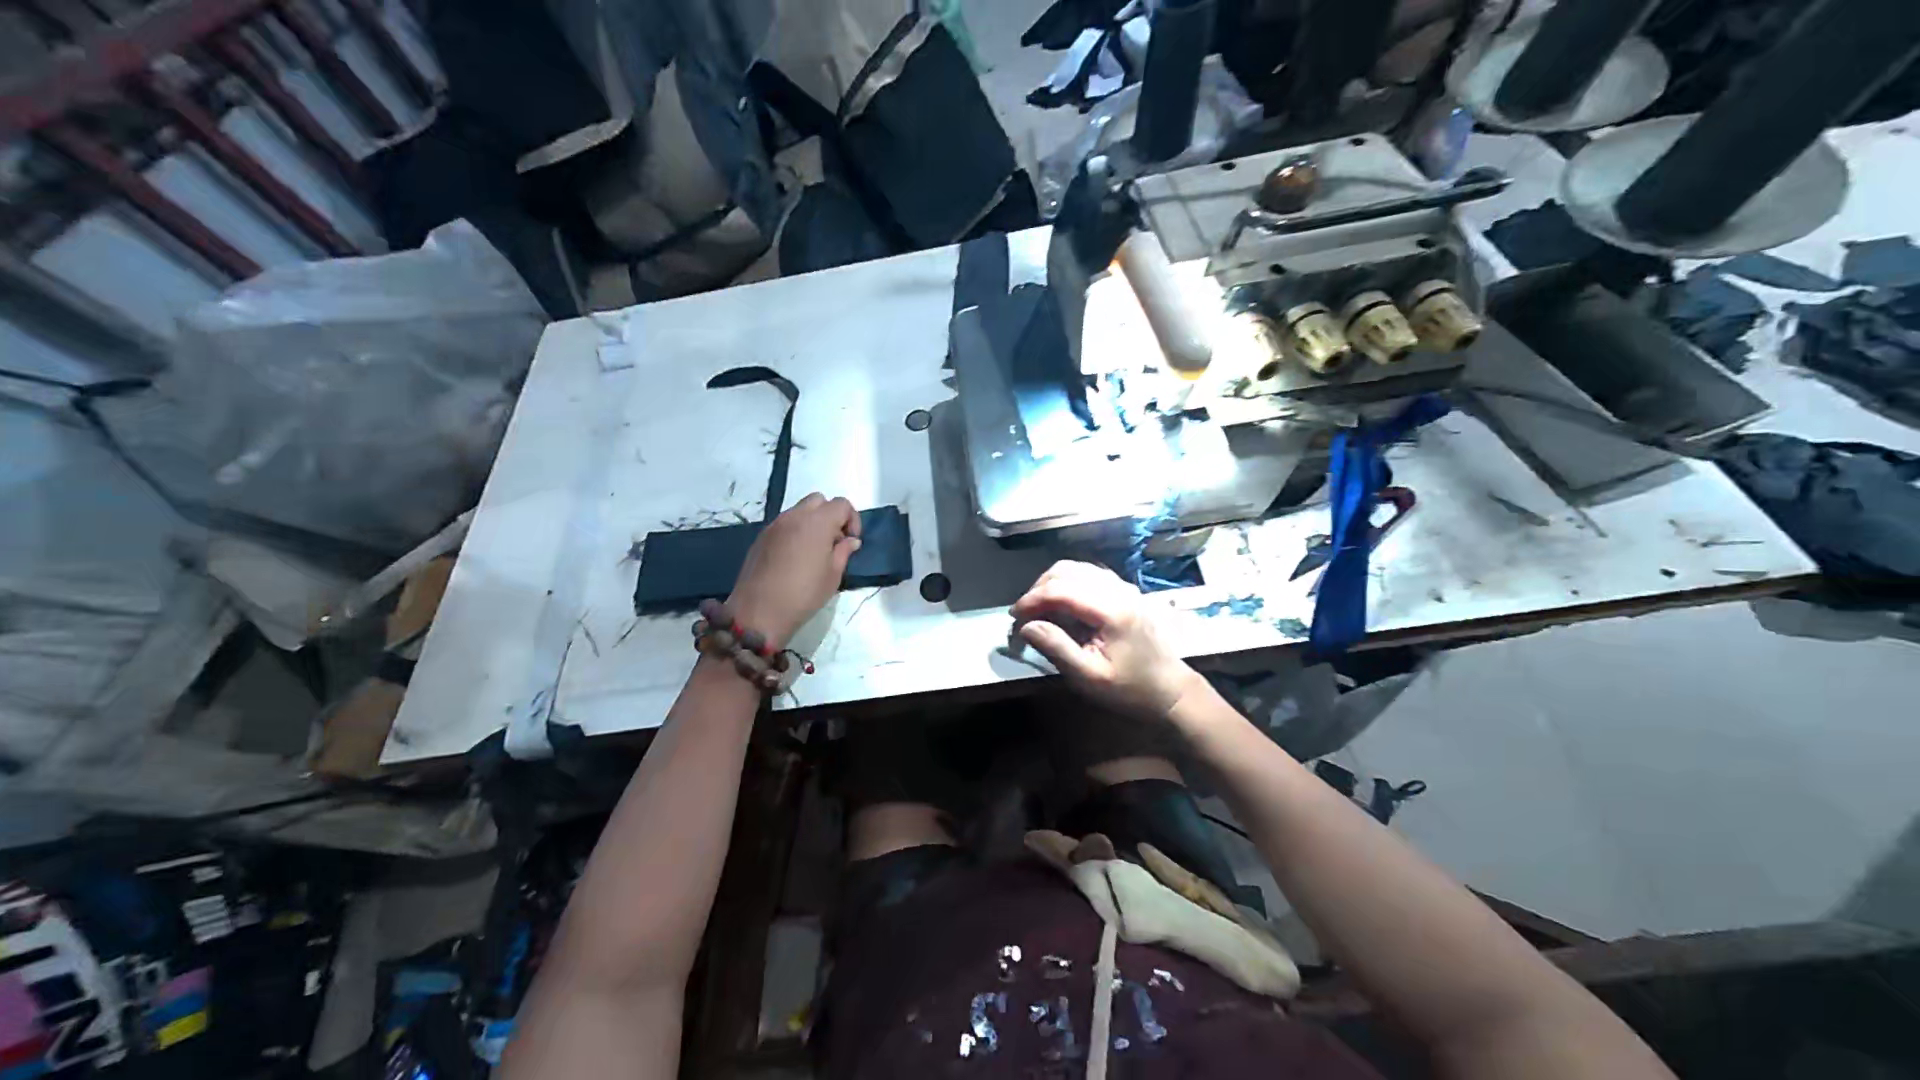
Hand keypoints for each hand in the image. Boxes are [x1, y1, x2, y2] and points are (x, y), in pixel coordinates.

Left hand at [728, 493, 861, 648]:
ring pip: (799, 510)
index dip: (852, 520)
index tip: (851, 542)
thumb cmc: (804, 594)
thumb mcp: (833, 575)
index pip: (841, 504)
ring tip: (814, 551)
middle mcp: (795, 516)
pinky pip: (784, 523)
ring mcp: (775, 525)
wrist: (759, 611)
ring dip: (812, 522)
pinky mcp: (761, 537)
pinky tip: (795, 558)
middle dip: (831, 515)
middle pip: (819, 500)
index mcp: (817, 522)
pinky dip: (795, 531)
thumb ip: (844, 552)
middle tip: (834, 542)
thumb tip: (850, 541)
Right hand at [1011, 561, 1203, 720]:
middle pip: (1066, 571)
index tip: (1014, 618)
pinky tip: (1060, 605)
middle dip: (1038, 589)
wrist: (1170, 691)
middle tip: (1025, 615)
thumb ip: (1057, 648)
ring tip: (1039, 609)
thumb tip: (1026, 626)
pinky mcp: (1124, 591)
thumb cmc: (1130, 689)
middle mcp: (1118, 589)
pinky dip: (1067, 584)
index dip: (1031, 599)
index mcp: (1111, 609)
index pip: (1061, 589)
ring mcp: (1123, 587)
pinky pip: (1088, 575)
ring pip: (1076, 569)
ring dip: (1051, 584)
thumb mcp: (1089, 677)